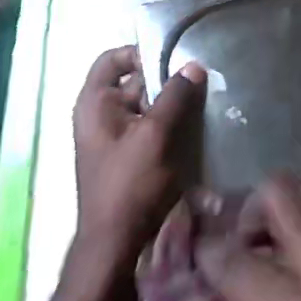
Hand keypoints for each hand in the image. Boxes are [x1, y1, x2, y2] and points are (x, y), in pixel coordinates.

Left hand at [71, 46, 206, 269]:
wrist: (115, 248)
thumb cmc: (130, 185)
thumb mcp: (155, 136)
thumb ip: (175, 97)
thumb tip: (193, 65)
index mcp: (94, 102)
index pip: (113, 58)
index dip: (141, 52)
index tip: (174, 58)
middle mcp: (99, 115)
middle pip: (134, 83)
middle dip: (165, 82)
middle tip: (201, 82)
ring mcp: (113, 139)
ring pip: (145, 109)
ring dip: (171, 108)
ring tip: (206, 106)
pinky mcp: (127, 160)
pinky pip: (148, 132)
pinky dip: (168, 129)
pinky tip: (197, 134)